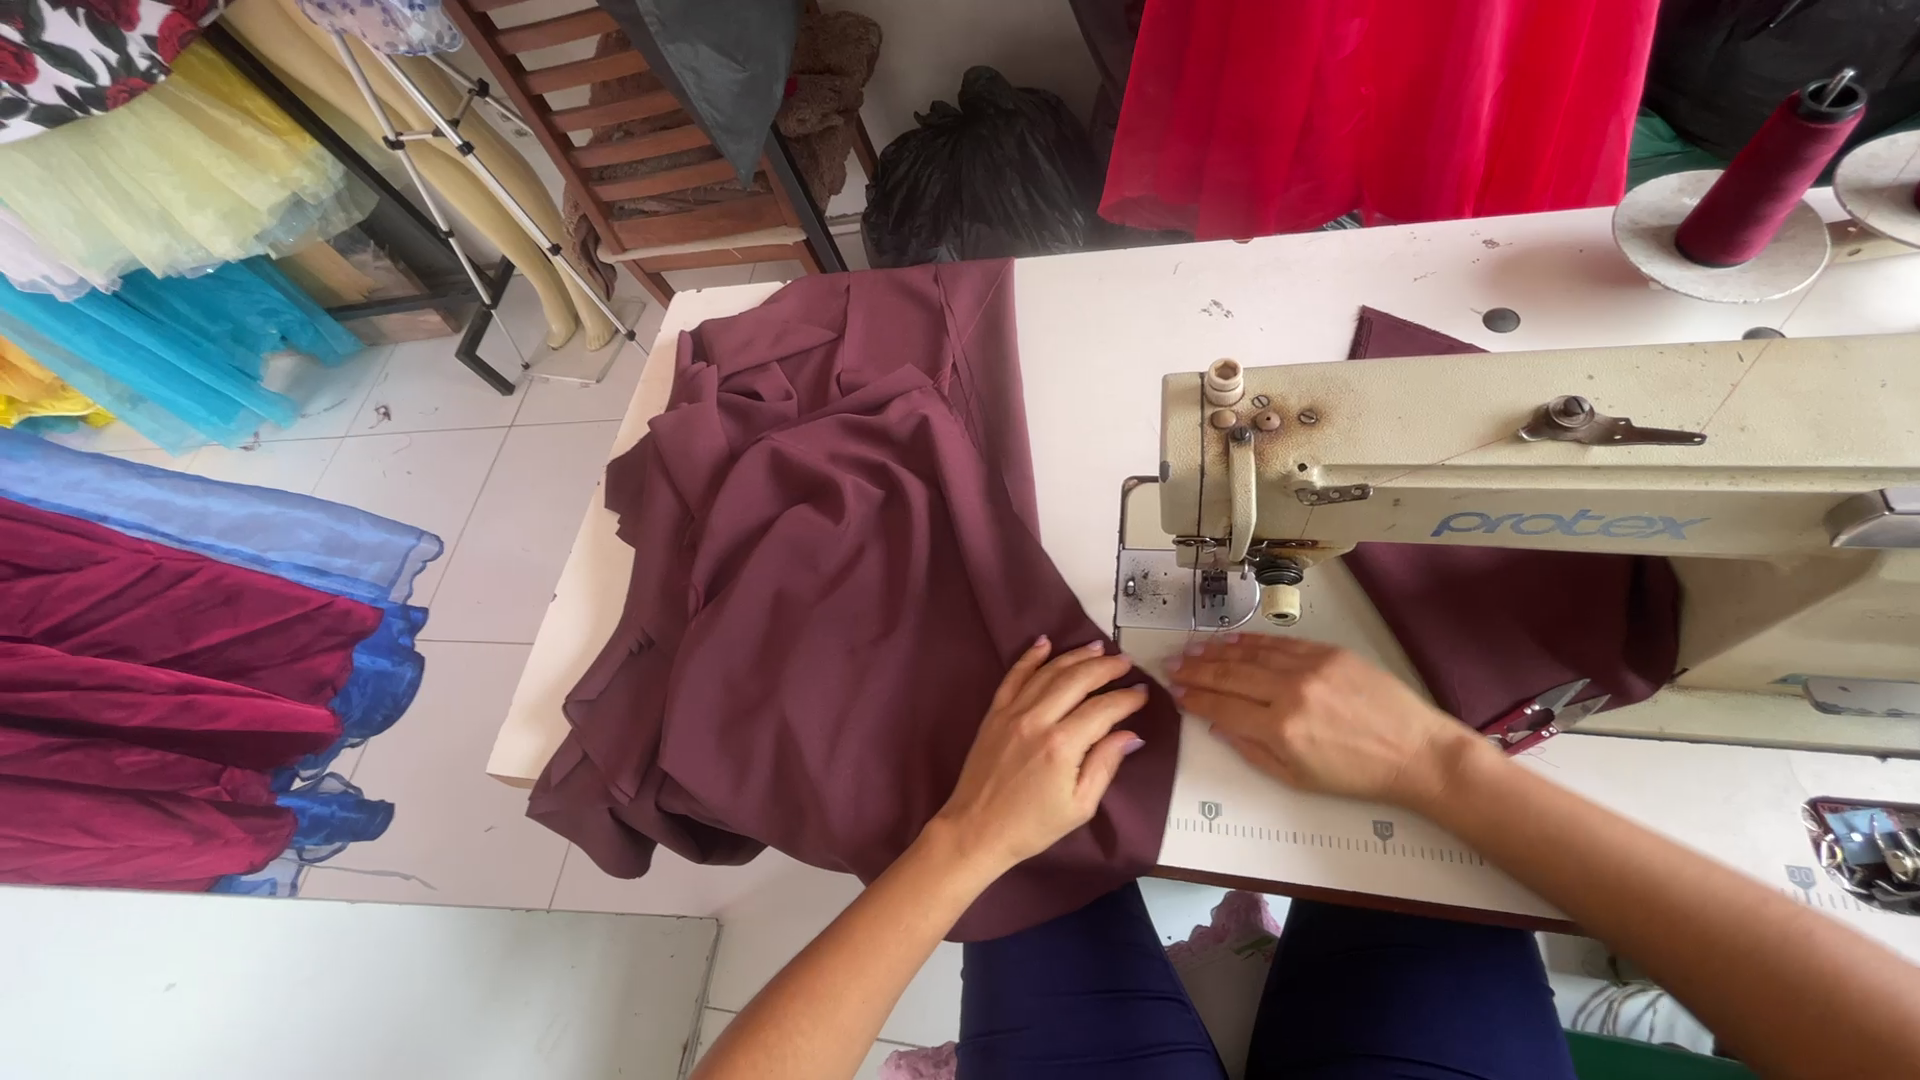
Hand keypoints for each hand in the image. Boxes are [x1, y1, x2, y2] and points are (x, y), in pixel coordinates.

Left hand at [930, 637, 1149, 874]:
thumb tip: (1130, 735)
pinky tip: (1044, 643)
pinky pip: (1013, 677)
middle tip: (1125, 663)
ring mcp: (1012, 713)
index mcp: (1062, 746)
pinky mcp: (994, 713)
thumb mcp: (1080, 806)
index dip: (1126, 698)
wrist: (977, 830)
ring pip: (1048, 672)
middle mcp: (1038, 720)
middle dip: (1105, 668)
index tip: (1142, 693)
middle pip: (1077, 680)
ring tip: (1097, 648)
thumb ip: (1105, 764)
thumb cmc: (1032, 826)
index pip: (1103, 709)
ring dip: (1075, 657)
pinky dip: (1030, 658)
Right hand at [1165, 635, 1491, 808]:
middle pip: (1229, 675)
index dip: (1194, 698)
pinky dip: (1251, 641)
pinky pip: (1279, 643)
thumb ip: (1251, 750)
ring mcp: (1309, 668)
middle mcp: (1289, 693)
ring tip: (1193, 649)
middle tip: (1173, 664)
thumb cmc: (1356, 775)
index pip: (1221, 707)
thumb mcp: (1296, 777)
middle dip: (1196, 670)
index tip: (1175, 691)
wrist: (1417, 752)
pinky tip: (1231, 641)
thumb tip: (1217, 725)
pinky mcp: (1329, 653)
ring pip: (1250, 654)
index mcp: (1279, 729)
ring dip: (1216, 651)